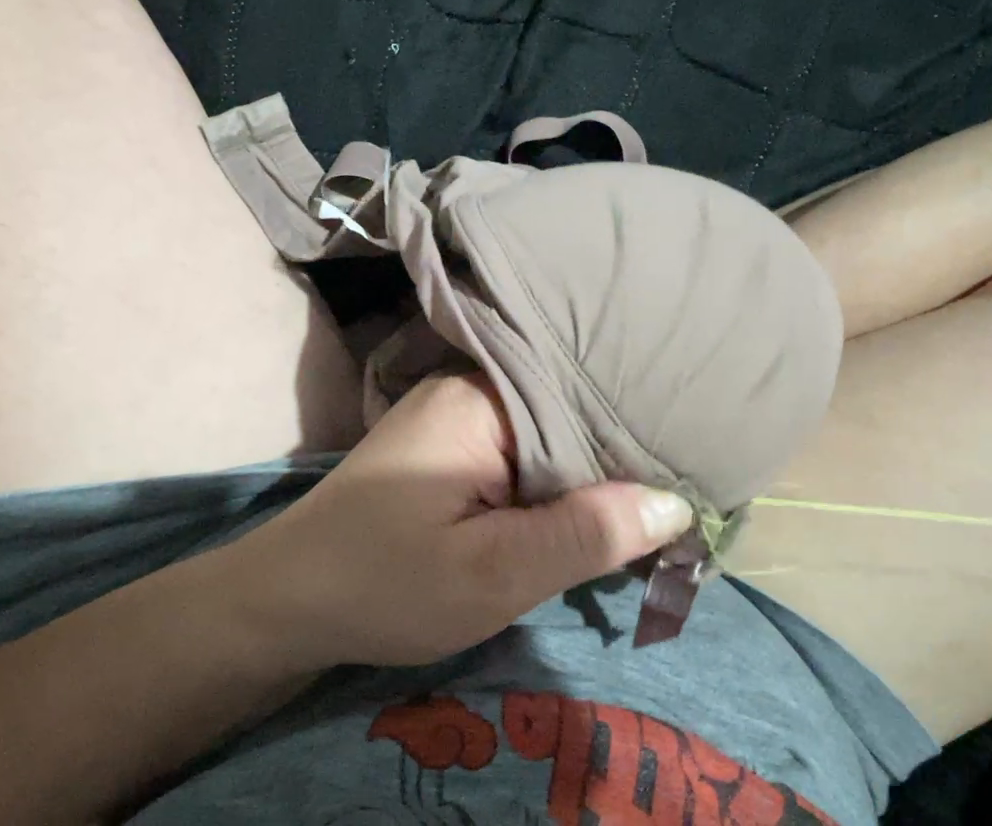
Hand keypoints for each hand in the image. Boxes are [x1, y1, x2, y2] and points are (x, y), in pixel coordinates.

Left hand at [230, 372, 696, 668]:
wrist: (288, 599)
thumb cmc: (384, 585)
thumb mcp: (492, 574)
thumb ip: (583, 535)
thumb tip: (676, 503)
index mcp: (480, 400)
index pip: (588, 404)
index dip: (645, 445)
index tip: (703, 479)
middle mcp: (468, 391)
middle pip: (569, 418)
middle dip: (621, 464)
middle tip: (692, 502)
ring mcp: (454, 418)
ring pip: (547, 442)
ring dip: (588, 481)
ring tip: (657, 509)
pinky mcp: (446, 448)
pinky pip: (520, 458)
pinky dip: (553, 488)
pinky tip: (588, 513)